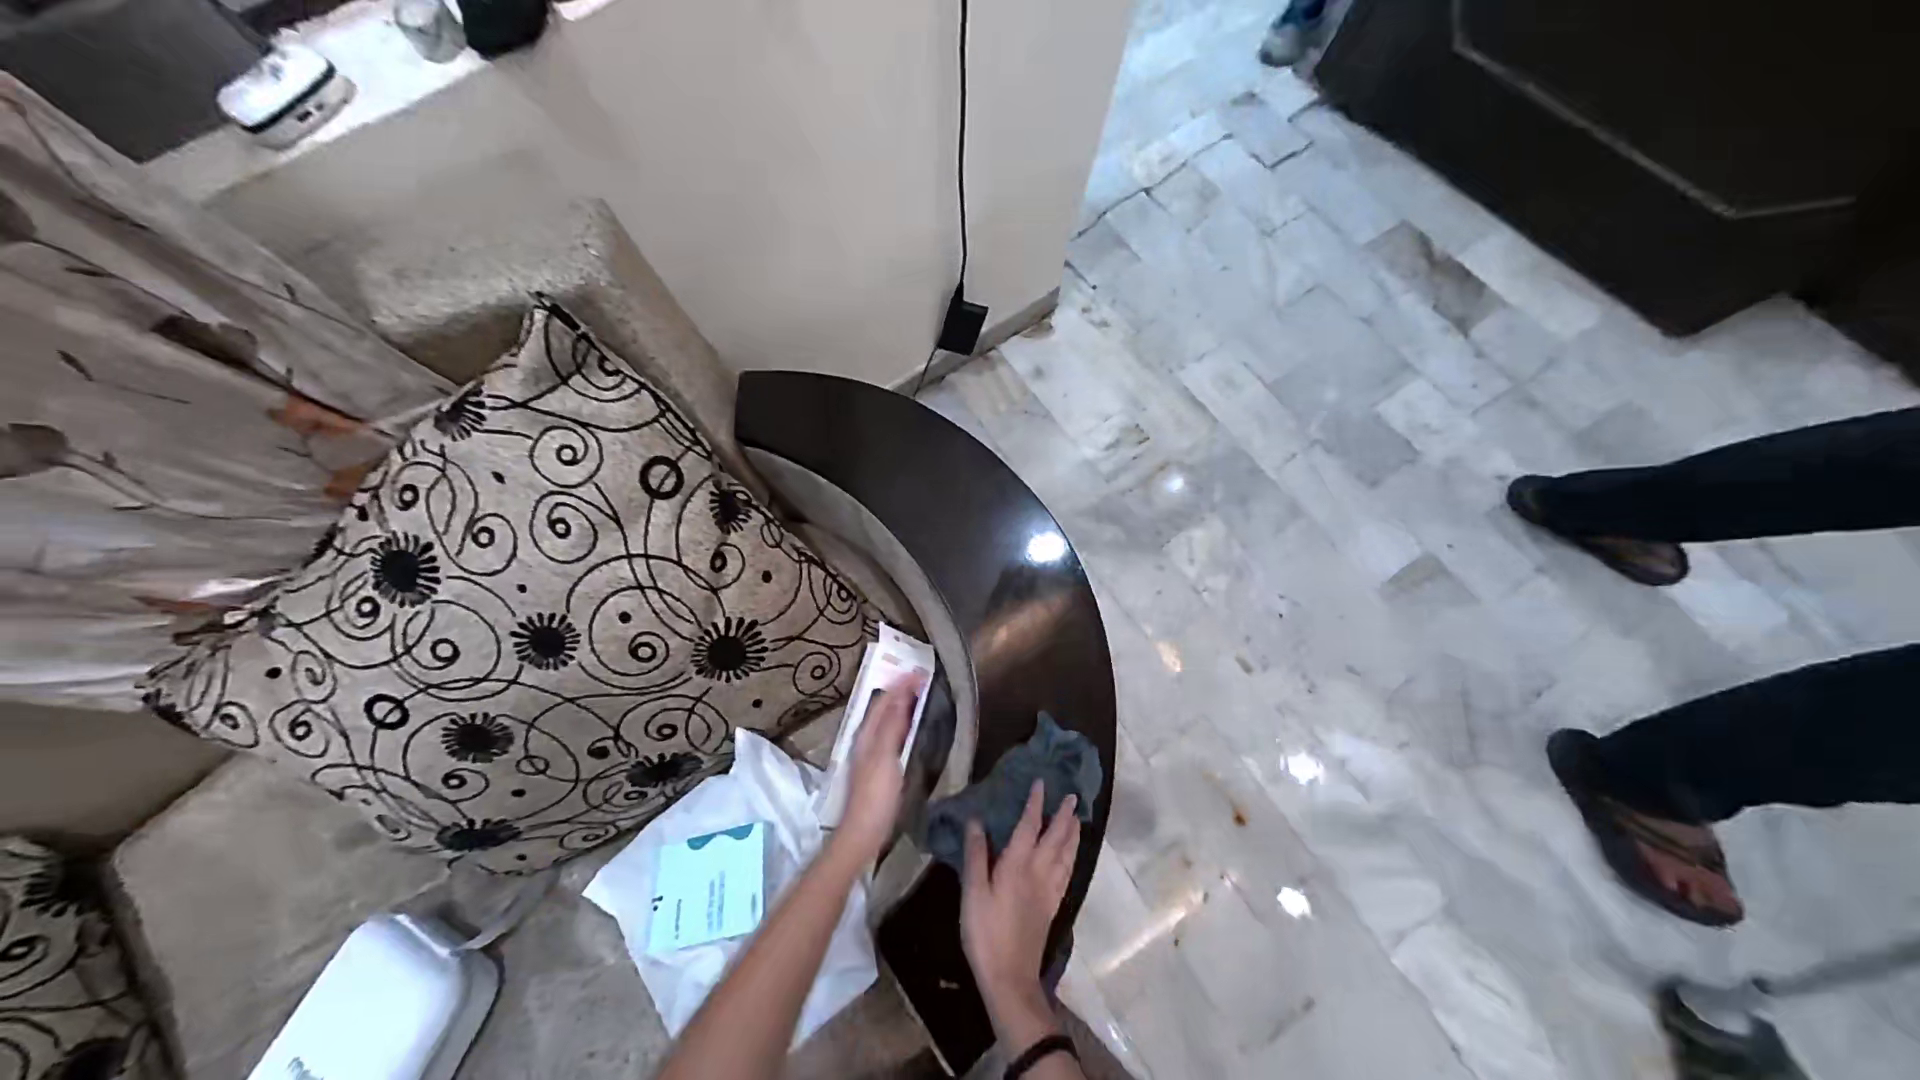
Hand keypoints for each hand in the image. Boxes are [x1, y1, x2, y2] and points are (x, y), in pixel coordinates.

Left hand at [829, 679, 920, 867]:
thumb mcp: (885, 758)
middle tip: (922, 679)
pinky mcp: (877, 766)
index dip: (900, 684)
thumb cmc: (875, 796)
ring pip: (885, 719)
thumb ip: (892, 726)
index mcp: (867, 735)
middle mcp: (866, 739)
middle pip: (882, 707)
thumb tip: (901, 695)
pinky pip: (890, 733)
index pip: (884, 700)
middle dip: (900, 690)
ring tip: (918, 695)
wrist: (863, 833)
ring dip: (901, 705)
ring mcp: (870, 753)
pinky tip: (909, 727)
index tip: (920, 672)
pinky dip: (901, 722)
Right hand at [960, 781, 1079, 1022]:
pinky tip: (1070, 857)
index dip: (1035, 803)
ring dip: (1072, 834)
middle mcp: (1038, 871)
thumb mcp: (973, 892)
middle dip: (1064, 815)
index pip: (1029, 825)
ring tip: (1077, 820)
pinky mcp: (1053, 906)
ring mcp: (1049, 890)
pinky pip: (1067, 873)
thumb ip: (976, 855)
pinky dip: (1071, 857)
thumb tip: (976, 821)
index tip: (1042, 783)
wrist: (1010, 976)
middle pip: (1056, 837)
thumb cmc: (985, 932)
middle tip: (1073, 797)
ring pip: (1066, 855)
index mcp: (1017, 864)